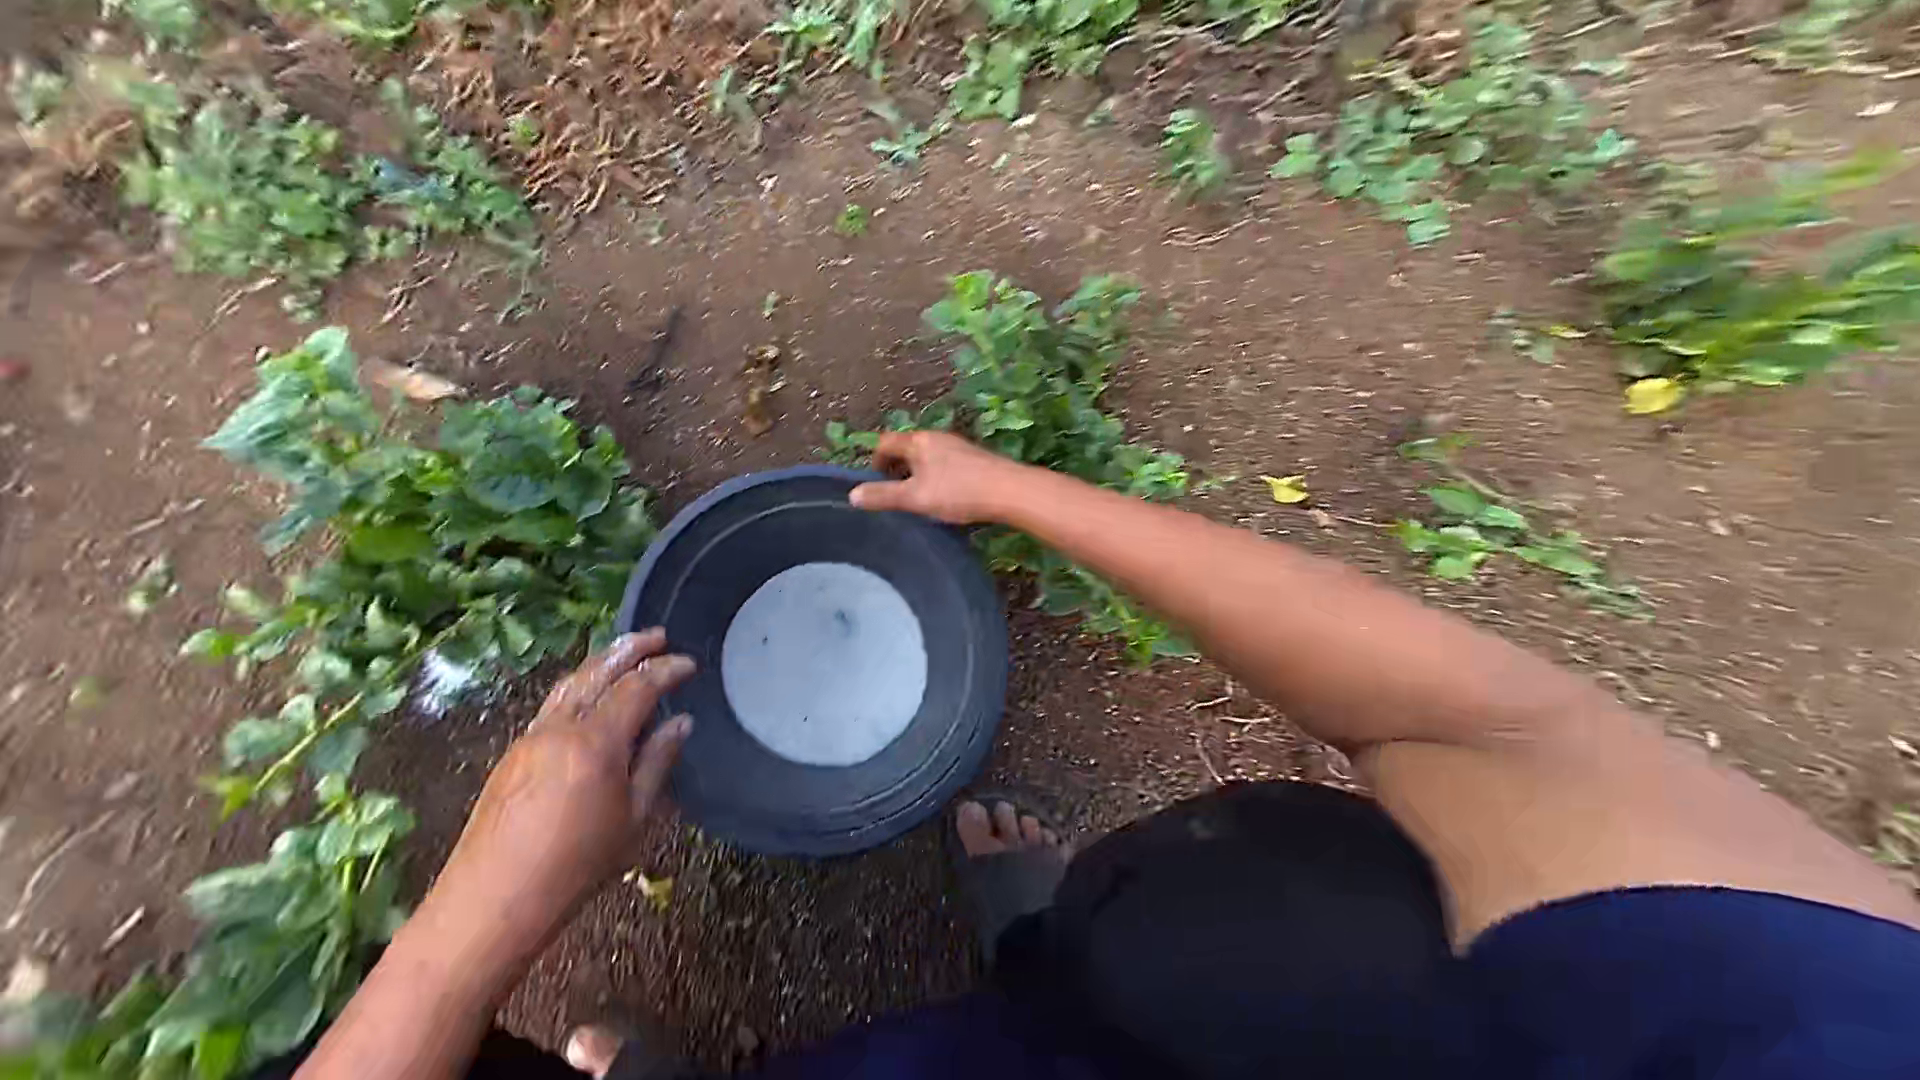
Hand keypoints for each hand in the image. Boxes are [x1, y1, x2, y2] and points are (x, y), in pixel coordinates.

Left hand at [420, 630, 694, 954]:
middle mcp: (560, 728)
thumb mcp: (635, 817)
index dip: (666, 669)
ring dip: (601, 661)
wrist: (488, 906)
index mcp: (595, 742)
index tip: (690, 663)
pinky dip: (580, 685)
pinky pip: (554, 703)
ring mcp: (530, 738)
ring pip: (570, 683)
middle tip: (658, 635)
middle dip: (631, 648)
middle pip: (598, 671)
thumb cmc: (575, 866)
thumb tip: (680, 722)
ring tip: (627, 652)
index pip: (637, 687)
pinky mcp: (513, 753)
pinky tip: (592, 695)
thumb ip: (658, 762)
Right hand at [849, 431, 1031, 524]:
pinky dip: (937, 477)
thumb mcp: (915, 498)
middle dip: (897, 468)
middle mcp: (938, 438)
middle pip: (908, 448)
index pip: (886, 442)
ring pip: (928, 457)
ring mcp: (959, 447)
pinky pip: (946, 464)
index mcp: (919, 441)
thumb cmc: (958, 492)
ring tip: (919, 499)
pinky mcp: (975, 459)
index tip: (875, 483)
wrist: (1009, 491)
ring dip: (918, 474)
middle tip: (894, 494)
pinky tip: (946, 498)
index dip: (874, 461)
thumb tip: (852, 495)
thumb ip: (883, 496)